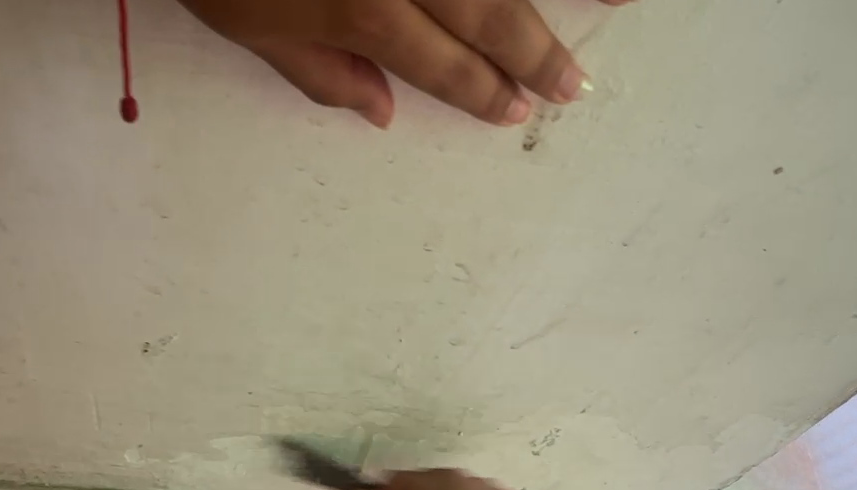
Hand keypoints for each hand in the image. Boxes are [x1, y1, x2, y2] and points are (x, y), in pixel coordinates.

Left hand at [174, 0, 627, 127]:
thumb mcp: (248, 24)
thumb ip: (321, 71)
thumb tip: (382, 113)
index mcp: (359, 5)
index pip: (441, 60)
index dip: (481, 90)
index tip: (514, 111)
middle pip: (485, 10)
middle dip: (533, 52)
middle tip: (570, 87)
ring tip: (608, 7)